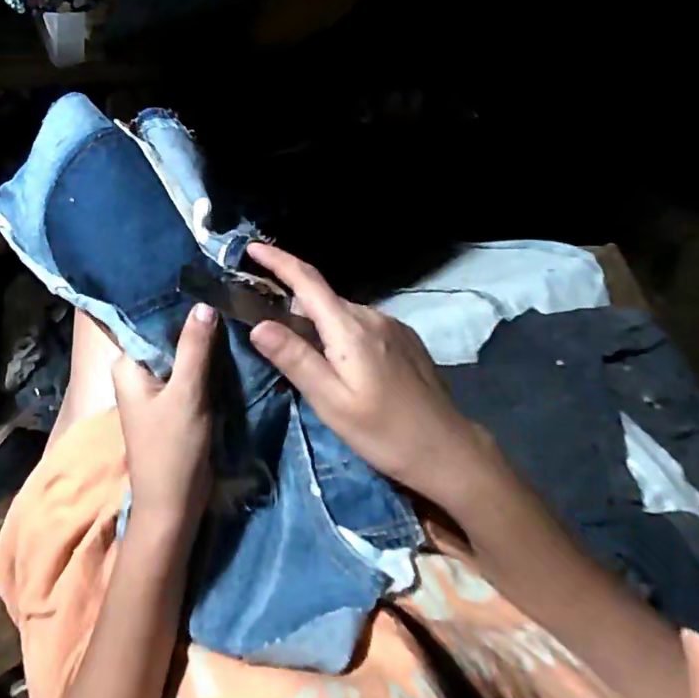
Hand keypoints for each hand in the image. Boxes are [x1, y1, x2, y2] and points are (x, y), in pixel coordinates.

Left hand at [113, 303, 217, 531]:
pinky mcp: (175, 402)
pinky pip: (191, 372)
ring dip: (205, 342)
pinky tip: (231, 346)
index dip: (178, 303)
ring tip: (234, 314)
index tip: (209, 284)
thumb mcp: (186, 393)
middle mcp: (138, 372)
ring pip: (183, 354)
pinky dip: (208, 362)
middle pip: (168, 336)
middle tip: (227, 296)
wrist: (174, 504)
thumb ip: (194, 347)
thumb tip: (203, 304)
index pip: (151, 321)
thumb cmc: (172, 448)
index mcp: (128, 365)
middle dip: (195, 322)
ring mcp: (157, 388)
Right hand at [246, 243, 496, 504]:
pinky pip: (362, 324)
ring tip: (304, 355)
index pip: (307, 281)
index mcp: (350, 328)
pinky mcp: (405, 338)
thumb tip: (259, 325)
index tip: (251, 248)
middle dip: (293, 303)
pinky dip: (342, 332)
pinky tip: (342, 363)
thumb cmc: (383, 432)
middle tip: (267, 327)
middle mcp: (372, 315)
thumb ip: (296, 359)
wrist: (446, 449)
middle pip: (323, 298)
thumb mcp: (331, 402)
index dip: (278, 261)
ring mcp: (393, 325)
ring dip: (319, 323)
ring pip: (343, 313)